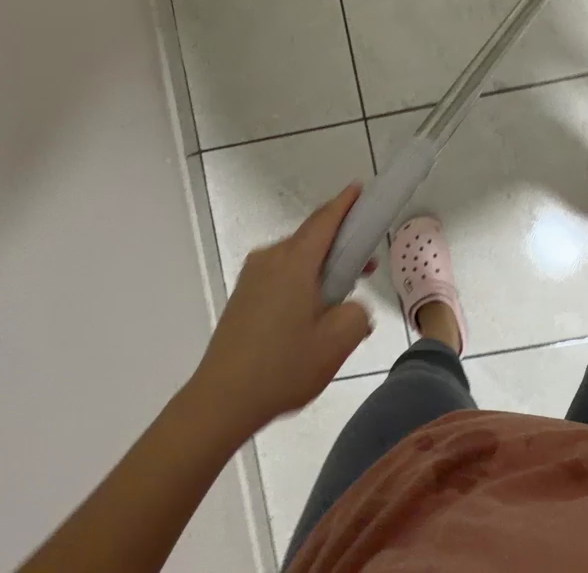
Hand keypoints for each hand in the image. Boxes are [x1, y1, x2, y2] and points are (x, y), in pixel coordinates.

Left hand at [189, 183, 373, 430]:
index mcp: (294, 262)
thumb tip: (351, 307)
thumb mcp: (336, 343)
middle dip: (339, 245)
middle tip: (366, 263)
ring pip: (295, 260)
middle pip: (310, 240)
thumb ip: (357, 314)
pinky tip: (311, 314)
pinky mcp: (242, 296)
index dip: (345, 204)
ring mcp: (251, 277)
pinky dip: (301, 281)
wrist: (221, 398)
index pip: (324, 221)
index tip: (359, 189)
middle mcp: (270, 259)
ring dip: (320, 268)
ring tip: (342, 297)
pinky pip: (280, 276)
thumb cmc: (282, 367)